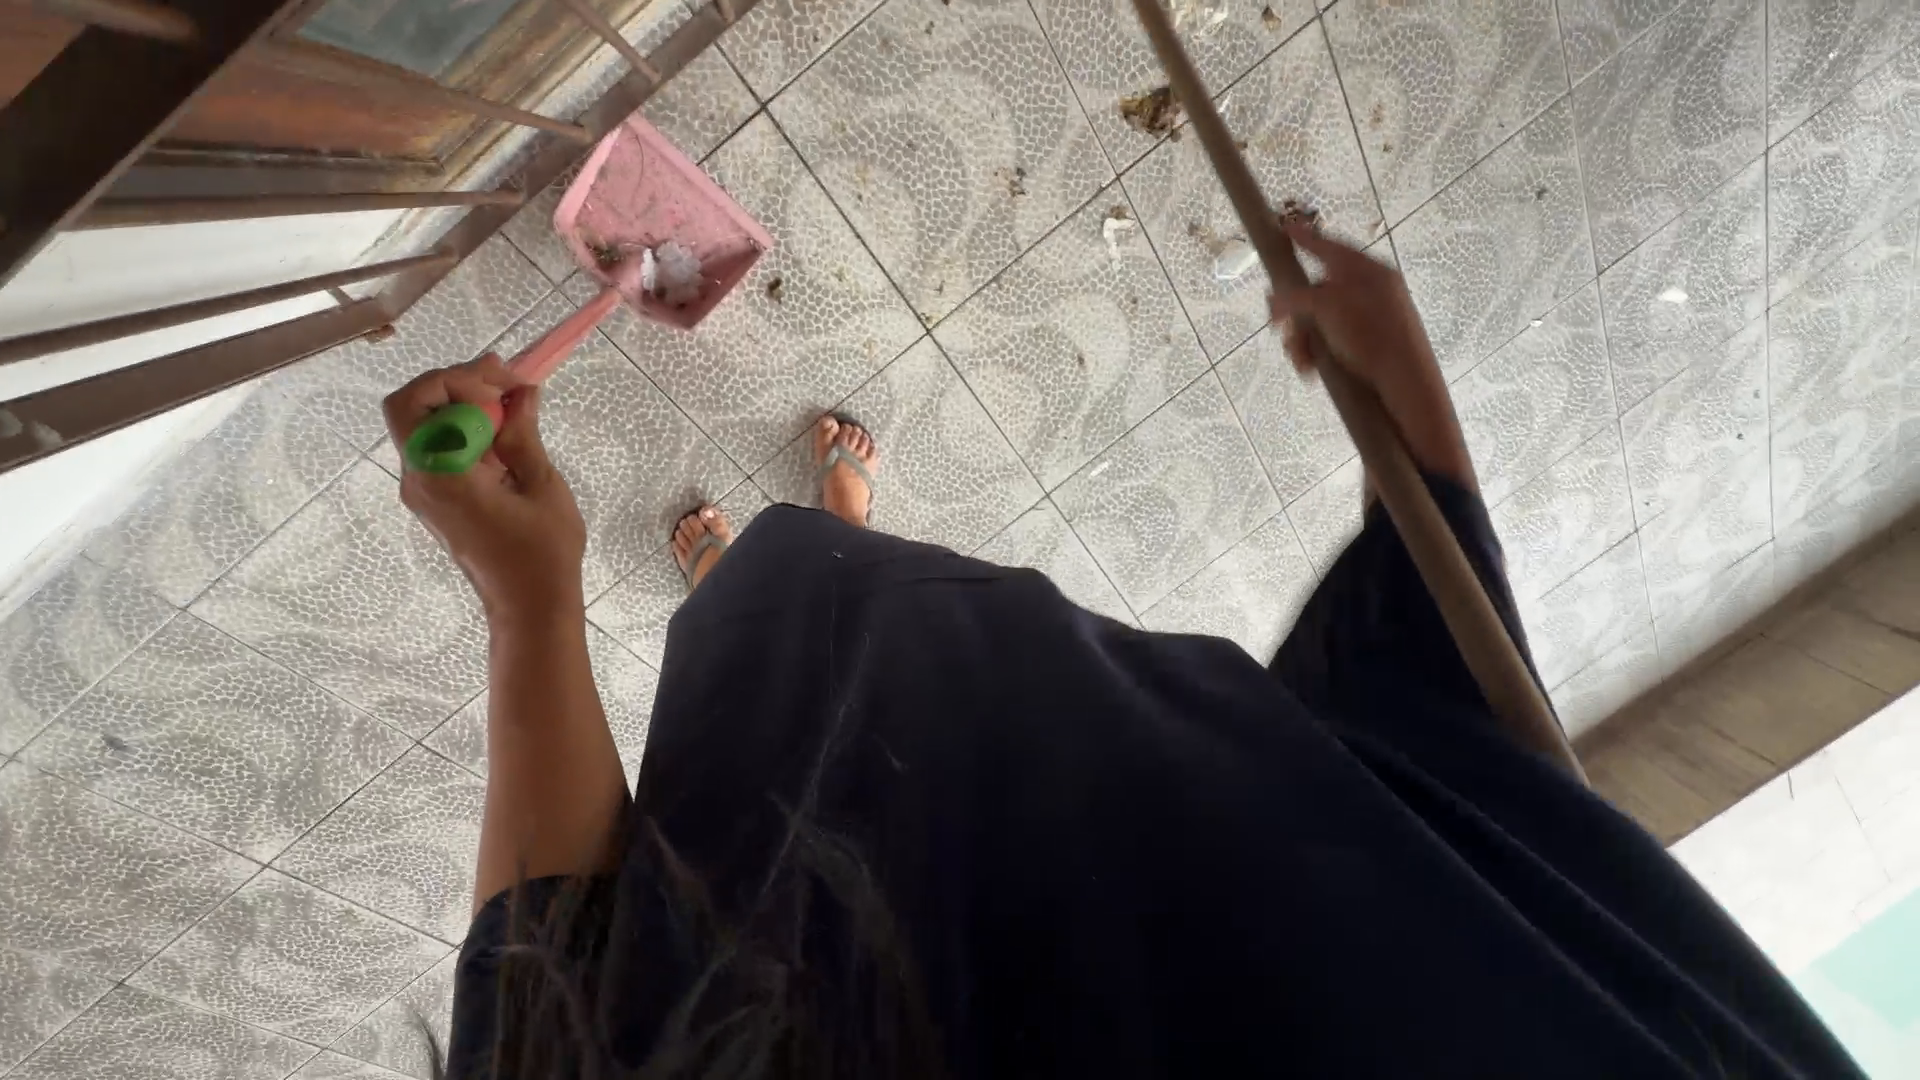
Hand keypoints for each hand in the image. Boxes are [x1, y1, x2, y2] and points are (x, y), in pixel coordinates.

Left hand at [383, 355, 586, 624]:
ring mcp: (424, 490)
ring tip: (514, 403)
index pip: (418, 402)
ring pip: (426, 426)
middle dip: (458, 384)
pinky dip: (469, 430)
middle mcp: (419, 478)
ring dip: (465, 406)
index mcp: (441, 474)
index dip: (460, 378)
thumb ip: (524, 435)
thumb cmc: (543, 551)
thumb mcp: (542, 486)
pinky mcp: (437, 499)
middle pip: (412, 407)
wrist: (530, 603)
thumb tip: (520, 392)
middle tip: (508, 384)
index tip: (509, 380)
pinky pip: (442, 449)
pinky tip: (506, 433)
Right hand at [1268, 222, 1439, 387]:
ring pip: (1317, 320)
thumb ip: (1296, 298)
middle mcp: (1367, 289)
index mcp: (1366, 270)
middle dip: (1294, 315)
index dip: (1304, 238)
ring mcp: (1366, 316)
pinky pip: (1328, 339)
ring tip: (1302, 361)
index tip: (1284, 228)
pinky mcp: (1364, 341)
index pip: (1329, 246)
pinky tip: (1312, 368)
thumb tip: (1272, 297)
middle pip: (1315, 291)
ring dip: (1302, 340)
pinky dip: (1315, 351)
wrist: (1403, 379)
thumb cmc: (1371, 335)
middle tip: (1277, 326)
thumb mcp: (1328, 309)